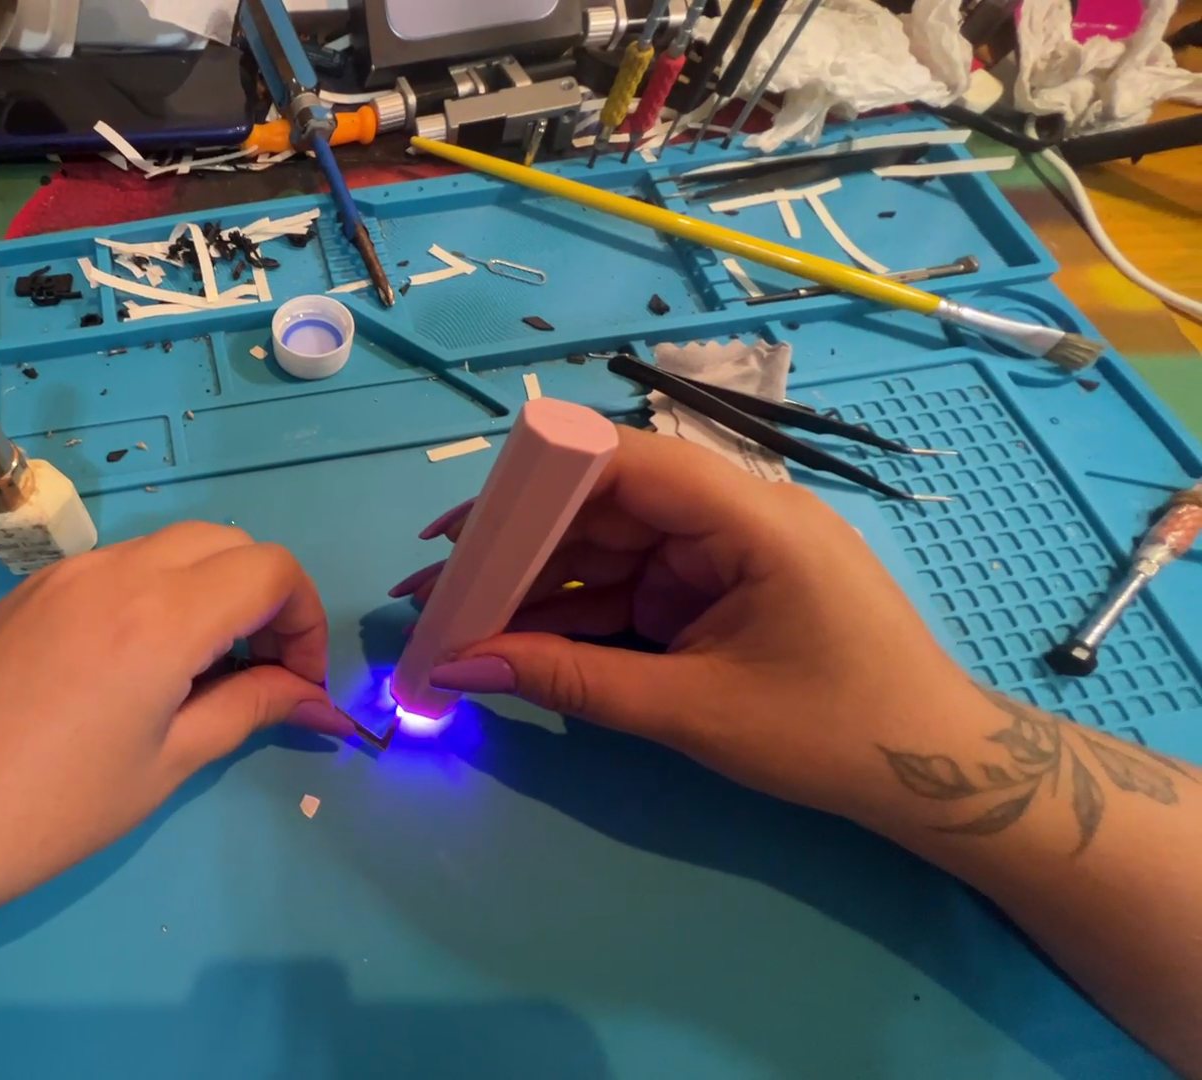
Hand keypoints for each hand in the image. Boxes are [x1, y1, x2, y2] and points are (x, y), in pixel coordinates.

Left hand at [0, 523, 354, 915]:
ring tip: (201, 669)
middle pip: (229, 543)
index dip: (306, 619)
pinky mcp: (35, 587)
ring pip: (175, 547)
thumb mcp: (167, 764)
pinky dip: (161, 593)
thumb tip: (320, 704)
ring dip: (213, 590)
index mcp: (160, 616)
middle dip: (266, 597)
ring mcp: (69, 571)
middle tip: (261, 671)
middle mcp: (118, 570)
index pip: (271, 570)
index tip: (300, 682)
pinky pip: (124, 565)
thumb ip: (252, 710)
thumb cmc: (49, 809)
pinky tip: (137, 660)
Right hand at [404, 426, 987, 824]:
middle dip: (513, 546)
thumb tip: (458, 669)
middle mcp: (724, 516)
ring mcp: (708, 552)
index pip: (626, 463)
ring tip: (453, 611)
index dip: (536, 483)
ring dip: (526, 582)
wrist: (941, 780)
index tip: (466, 526)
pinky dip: (562, 611)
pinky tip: (506, 632)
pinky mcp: (696, 586)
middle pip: (595, 508)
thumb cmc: (836, 735)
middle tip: (436, 579)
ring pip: (594, 549)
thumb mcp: (691, 710)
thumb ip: (569, 681)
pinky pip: (614, 585)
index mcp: (749, 518)